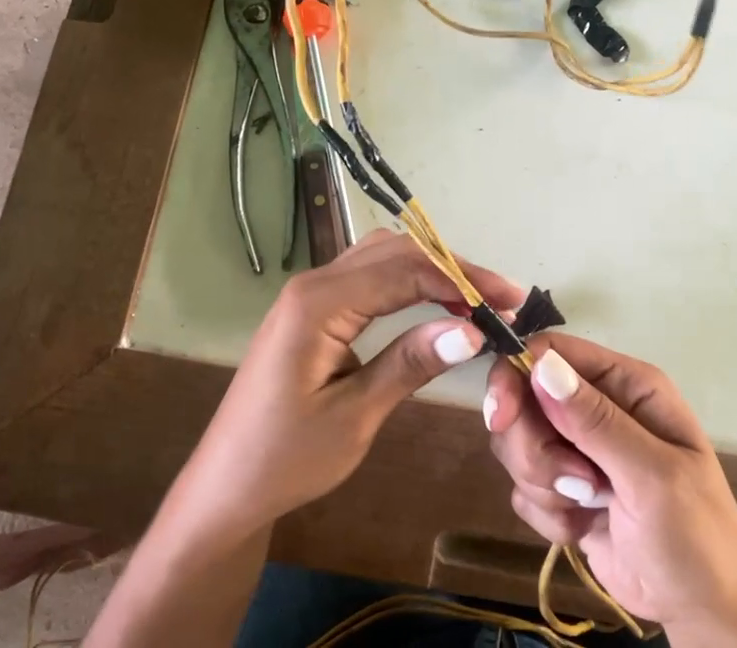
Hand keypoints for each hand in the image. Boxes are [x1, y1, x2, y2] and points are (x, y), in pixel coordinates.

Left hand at [173, 229, 524, 537]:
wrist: (227, 486)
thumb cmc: (286, 459)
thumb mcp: (354, 417)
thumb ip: (409, 364)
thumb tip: (472, 330)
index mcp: (317, 304)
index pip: (404, 270)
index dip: (461, 279)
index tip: (510, 300)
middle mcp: (312, 285)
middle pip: (393, 251)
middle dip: (450, 267)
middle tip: (501, 300)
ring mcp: (309, 296)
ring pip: (380, 258)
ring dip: (430, 270)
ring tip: (477, 300)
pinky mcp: (311, 312)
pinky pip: (366, 279)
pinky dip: (406, 283)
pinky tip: (435, 303)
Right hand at [484, 334, 736, 644]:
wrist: (702, 611)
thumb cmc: (696, 536)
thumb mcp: (652, 476)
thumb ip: (595, 420)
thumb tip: (540, 365)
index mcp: (628, 385)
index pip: (551, 352)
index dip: (516, 377)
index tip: (498, 417)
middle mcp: (599, 406)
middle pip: (524, 401)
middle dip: (537, 450)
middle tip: (577, 485)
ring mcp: (578, 448)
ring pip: (518, 445)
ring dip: (545, 485)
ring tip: (590, 506)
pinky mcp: (563, 489)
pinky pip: (523, 486)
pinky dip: (547, 514)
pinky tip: (583, 529)